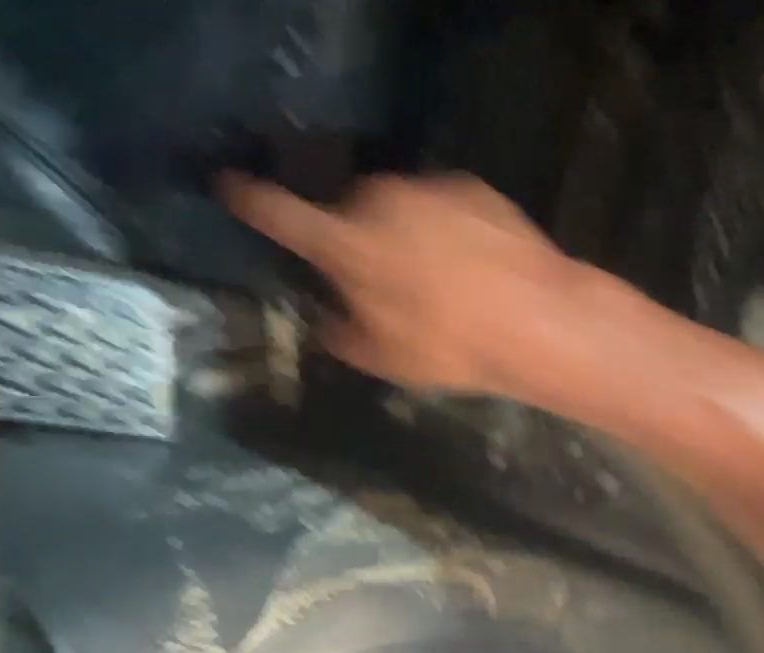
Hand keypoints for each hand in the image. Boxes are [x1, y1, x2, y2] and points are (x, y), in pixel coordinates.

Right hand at [221, 172, 588, 395]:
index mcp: (347, 245)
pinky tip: (466, 264)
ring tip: (434, 280)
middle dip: (353, 240)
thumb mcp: (384, 359)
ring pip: (394, 206)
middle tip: (381, 284)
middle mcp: (379, 201)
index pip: (282, 216)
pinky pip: (436, 203)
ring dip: (398, 233)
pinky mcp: (468, 186)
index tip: (227, 183)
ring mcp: (426, 188)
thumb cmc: (451, 346)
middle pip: (346, 211)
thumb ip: (342, 334)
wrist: (536, 317)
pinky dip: (439, 227)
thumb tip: (329, 319)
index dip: (251, 201)